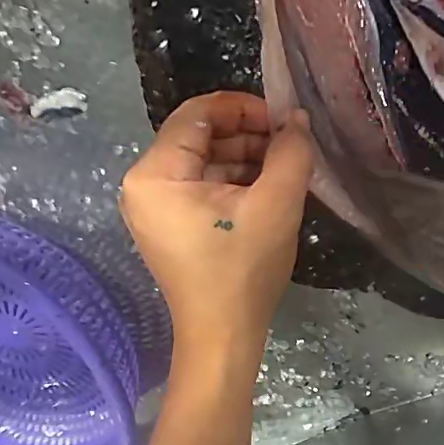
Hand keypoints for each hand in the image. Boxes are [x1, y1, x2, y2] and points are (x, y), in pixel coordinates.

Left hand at [120, 92, 314, 360]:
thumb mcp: (276, 206)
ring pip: (204, 164)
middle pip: (199, 138)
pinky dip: (235, 185)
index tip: (285, 120)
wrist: (224, 336)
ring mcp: (156, 209)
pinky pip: (204, 190)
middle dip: (248, 136)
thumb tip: (298, 120)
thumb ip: (291, 154)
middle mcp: (144, 185)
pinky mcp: (172, 229)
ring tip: (286, 170)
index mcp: (155, 173)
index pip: (197, 114)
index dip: (244, 108)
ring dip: (246, 161)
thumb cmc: (244, 270)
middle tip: (291, 147)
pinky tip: (269, 192)